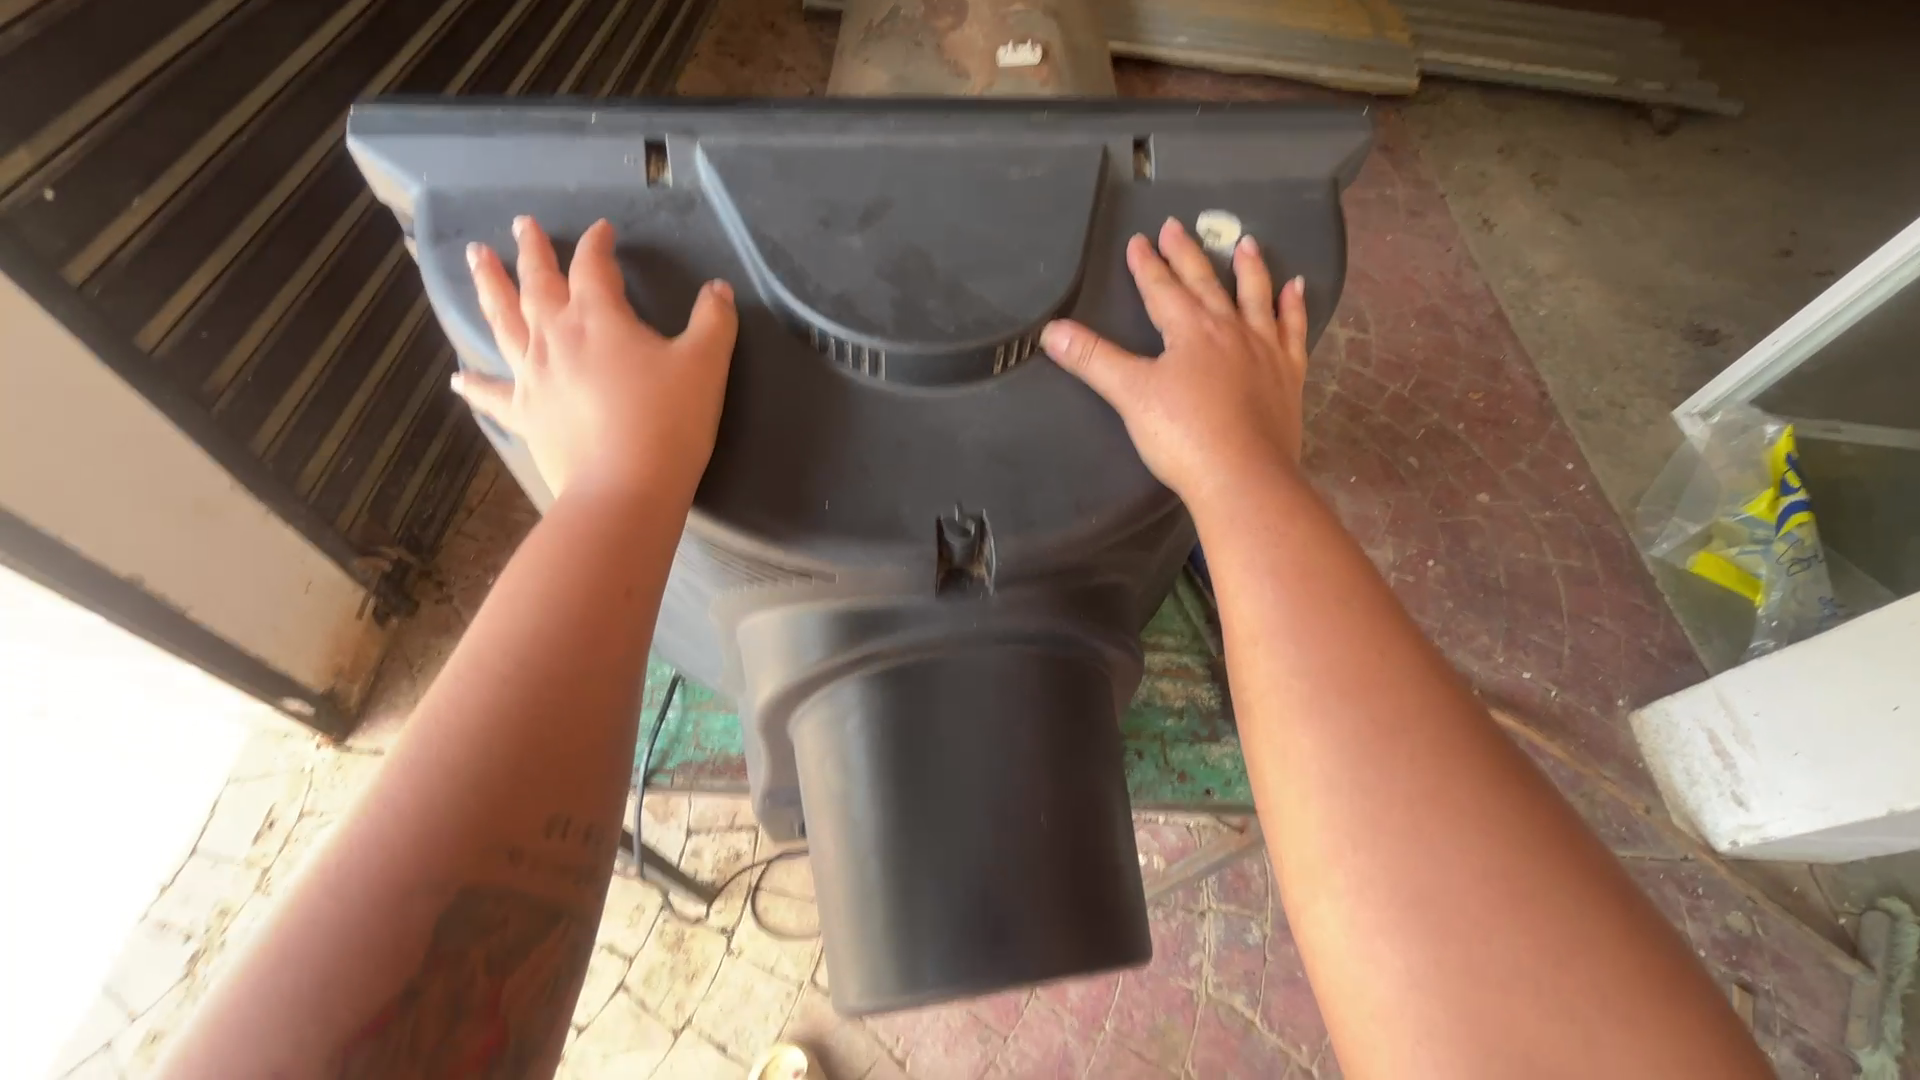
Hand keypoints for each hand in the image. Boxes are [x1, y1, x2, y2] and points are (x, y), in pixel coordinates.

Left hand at [454, 216, 736, 503]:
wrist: (627, 487)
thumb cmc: (669, 422)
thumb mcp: (706, 365)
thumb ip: (714, 321)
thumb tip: (718, 289)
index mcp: (598, 318)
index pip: (593, 266)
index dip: (597, 243)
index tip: (602, 230)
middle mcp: (555, 336)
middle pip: (537, 282)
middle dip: (531, 251)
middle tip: (521, 225)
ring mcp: (533, 375)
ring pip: (503, 320)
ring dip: (489, 286)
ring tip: (476, 259)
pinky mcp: (525, 415)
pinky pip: (494, 394)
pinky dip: (475, 385)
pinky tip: (458, 379)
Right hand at [1042, 217, 1308, 513]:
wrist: (1242, 476)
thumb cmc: (1182, 435)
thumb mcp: (1130, 395)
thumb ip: (1093, 359)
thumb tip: (1051, 331)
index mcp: (1189, 331)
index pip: (1162, 289)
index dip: (1147, 265)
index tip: (1139, 240)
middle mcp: (1229, 330)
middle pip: (1205, 284)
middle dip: (1188, 255)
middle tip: (1177, 226)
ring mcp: (1264, 351)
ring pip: (1256, 297)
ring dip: (1249, 269)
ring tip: (1247, 244)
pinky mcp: (1288, 376)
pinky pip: (1293, 331)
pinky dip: (1294, 308)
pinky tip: (1297, 290)